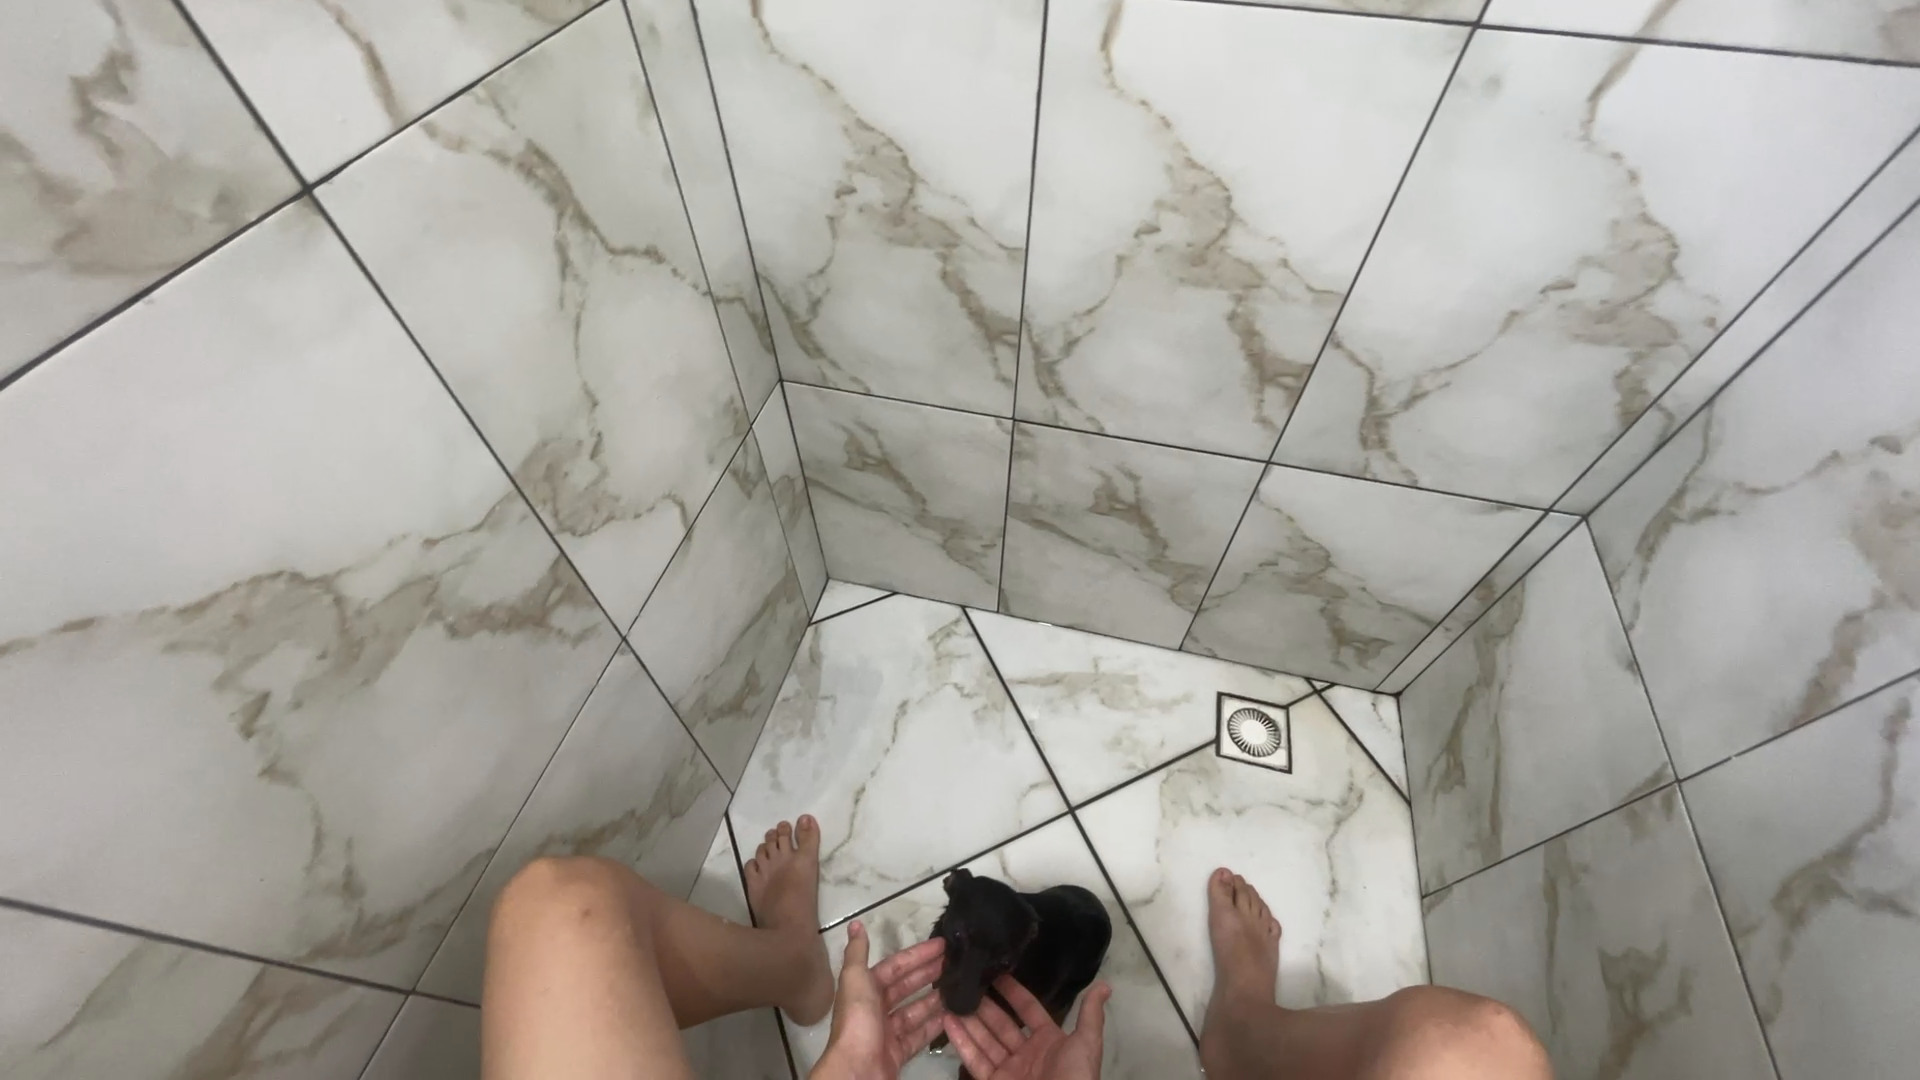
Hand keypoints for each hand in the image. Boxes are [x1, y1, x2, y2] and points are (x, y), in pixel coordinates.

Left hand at [810, 921, 946, 1079]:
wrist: (856, 1071)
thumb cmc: (857, 1020)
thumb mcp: (854, 979)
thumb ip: (857, 952)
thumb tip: (855, 923)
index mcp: (865, 989)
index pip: (895, 966)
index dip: (917, 955)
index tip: (942, 944)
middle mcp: (875, 1009)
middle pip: (906, 987)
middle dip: (928, 973)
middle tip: (955, 962)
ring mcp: (887, 1033)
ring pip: (915, 1011)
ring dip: (934, 998)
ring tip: (958, 985)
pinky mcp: (898, 1054)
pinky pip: (919, 1035)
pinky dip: (934, 1025)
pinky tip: (952, 1014)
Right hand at [940, 974, 1109, 1079]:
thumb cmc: (1074, 1079)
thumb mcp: (1086, 1045)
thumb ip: (1090, 1016)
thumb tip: (1106, 986)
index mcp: (1049, 1041)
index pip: (1027, 1009)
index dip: (1013, 992)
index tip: (996, 971)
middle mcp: (1026, 1053)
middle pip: (1001, 1023)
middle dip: (984, 1004)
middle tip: (965, 981)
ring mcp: (1009, 1071)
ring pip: (985, 1040)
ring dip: (969, 1020)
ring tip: (950, 998)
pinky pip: (975, 1061)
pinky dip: (962, 1043)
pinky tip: (948, 1023)